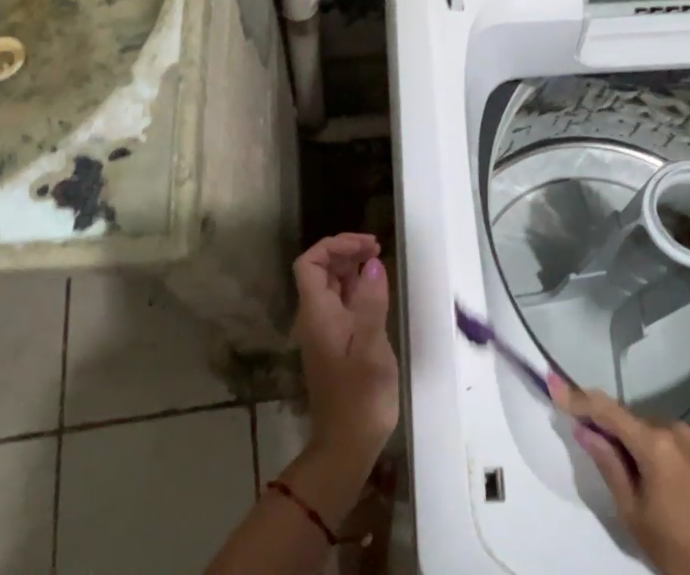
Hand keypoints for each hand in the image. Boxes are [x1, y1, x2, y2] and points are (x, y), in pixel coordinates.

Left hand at [292, 233, 399, 467]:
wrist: (347, 444)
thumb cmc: (360, 397)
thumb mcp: (371, 347)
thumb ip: (371, 303)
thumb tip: (373, 263)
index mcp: (317, 314)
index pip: (310, 264)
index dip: (334, 246)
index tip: (366, 246)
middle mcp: (316, 318)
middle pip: (320, 271)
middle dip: (345, 251)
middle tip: (377, 248)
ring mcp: (326, 332)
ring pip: (332, 287)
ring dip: (351, 268)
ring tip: (379, 261)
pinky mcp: (338, 344)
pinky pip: (343, 305)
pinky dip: (357, 289)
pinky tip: (377, 291)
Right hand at [549, 376, 689, 574]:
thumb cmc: (682, 549)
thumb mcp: (635, 513)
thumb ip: (608, 466)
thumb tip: (585, 431)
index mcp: (654, 443)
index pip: (607, 410)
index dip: (577, 397)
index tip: (552, 382)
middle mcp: (676, 430)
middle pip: (630, 421)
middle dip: (608, 429)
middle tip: (591, 449)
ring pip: (652, 432)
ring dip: (634, 443)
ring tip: (631, 479)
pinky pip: (673, 443)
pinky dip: (657, 452)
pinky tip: (660, 483)